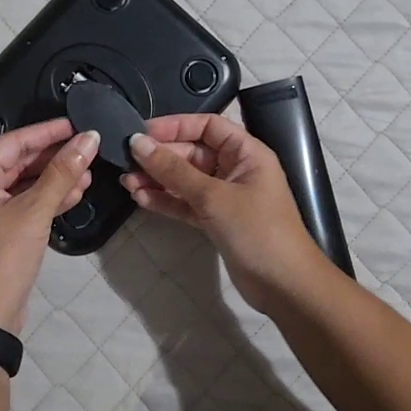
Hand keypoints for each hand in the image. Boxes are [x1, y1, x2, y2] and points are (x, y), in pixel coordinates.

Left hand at [0, 119, 98, 333]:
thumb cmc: (3, 257)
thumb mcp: (34, 211)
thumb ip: (62, 173)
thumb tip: (88, 139)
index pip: (11, 143)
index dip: (45, 132)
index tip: (75, 123)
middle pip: (17, 162)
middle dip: (53, 156)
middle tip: (87, 147)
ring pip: (25, 184)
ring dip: (56, 178)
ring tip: (89, 170)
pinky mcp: (1, 232)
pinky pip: (26, 204)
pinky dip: (49, 198)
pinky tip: (77, 192)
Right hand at [120, 114, 331, 312]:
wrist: (284, 285)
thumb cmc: (256, 230)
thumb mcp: (213, 196)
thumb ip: (173, 170)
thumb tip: (138, 143)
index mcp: (246, 153)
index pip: (207, 126)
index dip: (175, 125)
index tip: (142, 132)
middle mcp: (235, 170)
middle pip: (191, 153)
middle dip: (159, 157)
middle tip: (126, 163)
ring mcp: (225, 197)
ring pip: (184, 180)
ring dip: (157, 180)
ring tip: (126, 183)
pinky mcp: (215, 221)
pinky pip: (185, 203)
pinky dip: (165, 201)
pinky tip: (141, 199)